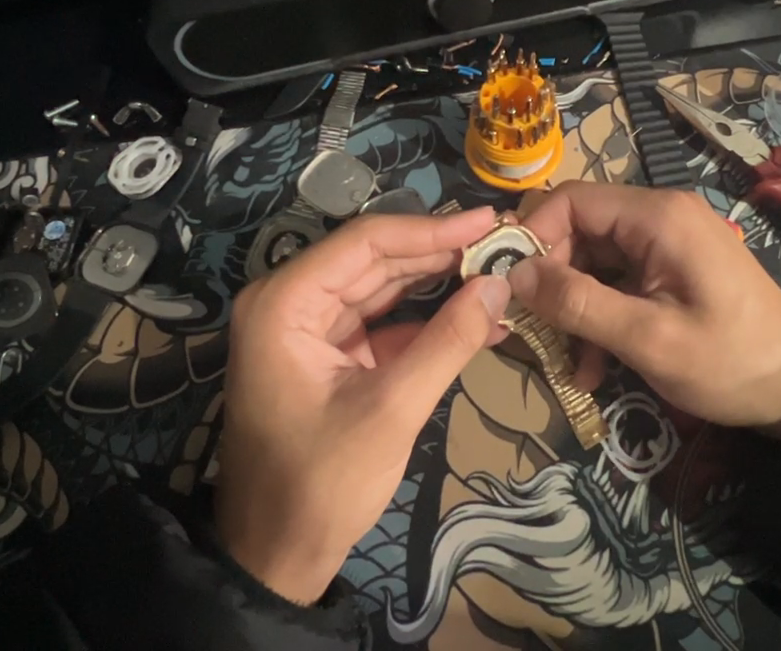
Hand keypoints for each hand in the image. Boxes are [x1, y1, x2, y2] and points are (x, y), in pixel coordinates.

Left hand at [216, 208, 508, 603]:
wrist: (277, 558)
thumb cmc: (321, 485)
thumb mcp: (392, 410)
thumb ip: (447, 341)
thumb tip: (500, 284)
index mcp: (285, 303)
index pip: (365, 243)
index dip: (430, 229)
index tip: (487, 222)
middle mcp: (292, 302)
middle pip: (375, 259)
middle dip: (439, 252)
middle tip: (502, 241)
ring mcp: (311, 327)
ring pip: (383, 285)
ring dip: (439, 281)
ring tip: (497, 267)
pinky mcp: (331, 353)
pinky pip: (384, 320)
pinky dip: (428, 318)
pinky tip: (477, 314)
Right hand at [509, 182, 780, 440]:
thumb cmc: (729, 362)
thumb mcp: (649, 340)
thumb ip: (580, 303)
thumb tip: (516, 275)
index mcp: (657, 217)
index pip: (571, 199)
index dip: (533, 236)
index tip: (511, 285)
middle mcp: (659, 215)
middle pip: (578, 227)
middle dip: (551, 278)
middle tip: (530, 330)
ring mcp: (665, 241)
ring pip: (592, 257)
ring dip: (573, 305)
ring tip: (566, 363)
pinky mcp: (669, 266)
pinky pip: (616, 278)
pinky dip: (598, 314)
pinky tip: (594, 365)